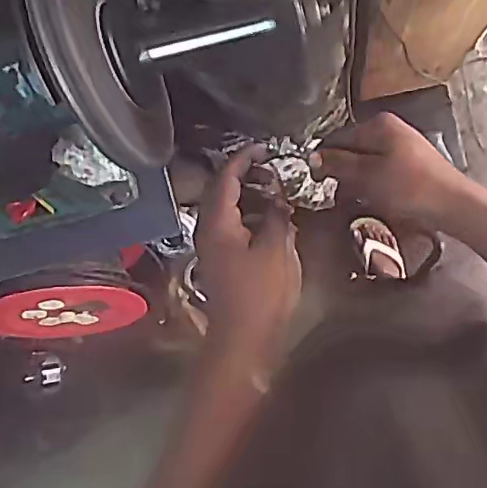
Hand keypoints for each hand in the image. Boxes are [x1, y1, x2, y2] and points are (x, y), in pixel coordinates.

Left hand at [194, 148, 301, 359]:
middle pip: (222, 193)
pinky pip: (234, 228)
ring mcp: (214, 249)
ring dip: (250, 197)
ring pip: (229, 212)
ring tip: (277, 193)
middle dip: (247, 177)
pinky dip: (251, 217)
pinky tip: (273, 222)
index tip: (263, 147)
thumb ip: (277, 216)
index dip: (243, 159)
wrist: (245, 340)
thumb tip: (277, 198)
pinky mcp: (223, 263)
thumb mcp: (276, 249)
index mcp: (218, 224)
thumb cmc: (260, 294)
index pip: (226, 179)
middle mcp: (209, 232)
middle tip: (274, 170)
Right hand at [315, 113, 478, 231]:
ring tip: (358, 202)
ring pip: (368, 163)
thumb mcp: (366, 175)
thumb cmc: (409, 186)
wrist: (451, 204)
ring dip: (358, 183)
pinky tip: (377, 201)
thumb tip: (313, 157)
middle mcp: (392, 130)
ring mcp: (403, 147)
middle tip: (338, 196)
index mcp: (379, 124)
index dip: (325, 160)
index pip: (338, 138)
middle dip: (343, 174)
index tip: (317, 182)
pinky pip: (383, 172)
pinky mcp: (412, 166)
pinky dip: (375, 186)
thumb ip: (338, 164)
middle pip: (353, 150)